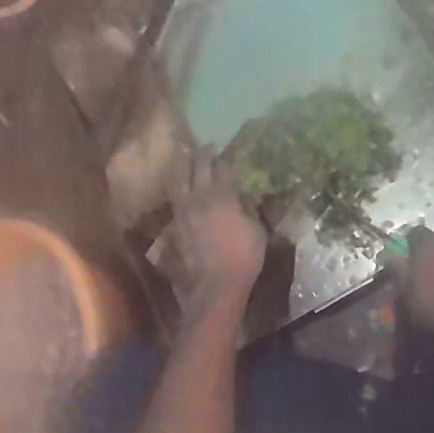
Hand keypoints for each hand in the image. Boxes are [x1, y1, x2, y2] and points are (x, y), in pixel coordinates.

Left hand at [169, 164, 265, 312]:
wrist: (216, 284)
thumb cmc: (244, 257)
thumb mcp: (258, 230)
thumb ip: (250, 210)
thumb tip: (245, 200)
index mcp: (221, 196)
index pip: (220, 168)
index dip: (222, 157)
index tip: (223, 150)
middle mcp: (198, 198)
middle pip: (196, 168)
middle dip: (201, 156)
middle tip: (205, 148)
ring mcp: (183, 212)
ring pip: (179, 182)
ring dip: (183, 169)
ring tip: (186, 162)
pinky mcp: (176, 227)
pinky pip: (175, 201)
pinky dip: (179, 191)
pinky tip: (182, 191)